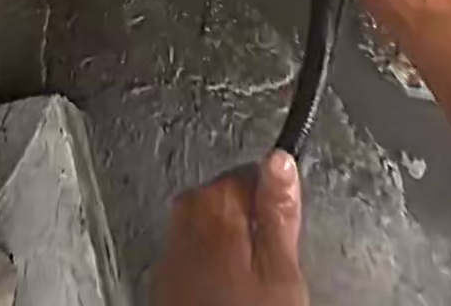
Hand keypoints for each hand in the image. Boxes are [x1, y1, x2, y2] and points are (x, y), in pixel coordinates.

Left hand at [151, 152, 306, 305]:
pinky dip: (211, 268)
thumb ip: (278, 210)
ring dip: (231, 249)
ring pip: (212, 230)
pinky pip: (195, 256)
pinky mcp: (163, 277)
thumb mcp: (280, 273)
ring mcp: (170, 246)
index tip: (286, 233)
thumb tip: (280, 158)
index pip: (251, 174)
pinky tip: (226, 298)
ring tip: (251, 292)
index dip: (273, 203)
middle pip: (229, 201)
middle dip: (251, 227)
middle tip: (272, 273)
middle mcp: (185, 212)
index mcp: (215, 201)